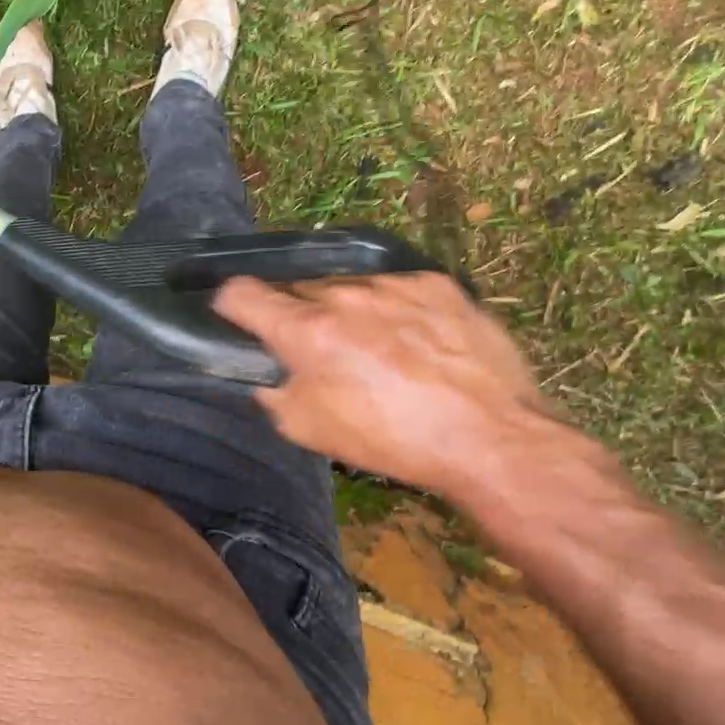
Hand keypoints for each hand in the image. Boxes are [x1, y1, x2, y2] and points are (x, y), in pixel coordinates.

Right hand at [215, 273, 557, 496]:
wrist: (495, 441)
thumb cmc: (391, 440)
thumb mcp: (307, 428)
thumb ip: (271, 389)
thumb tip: (264, 370)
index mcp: (305, 329)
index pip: (238, 291)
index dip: (230, 305)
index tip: (238, 321)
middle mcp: (343, 294)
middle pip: (294, 289)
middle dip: (295, 314)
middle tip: (318, 349)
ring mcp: (392, 284)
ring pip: (344, 286)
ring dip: (344, 309)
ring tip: (374, 346)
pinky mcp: (436, 283)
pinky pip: (393, 286)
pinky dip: (391, 307)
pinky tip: (413, 339)